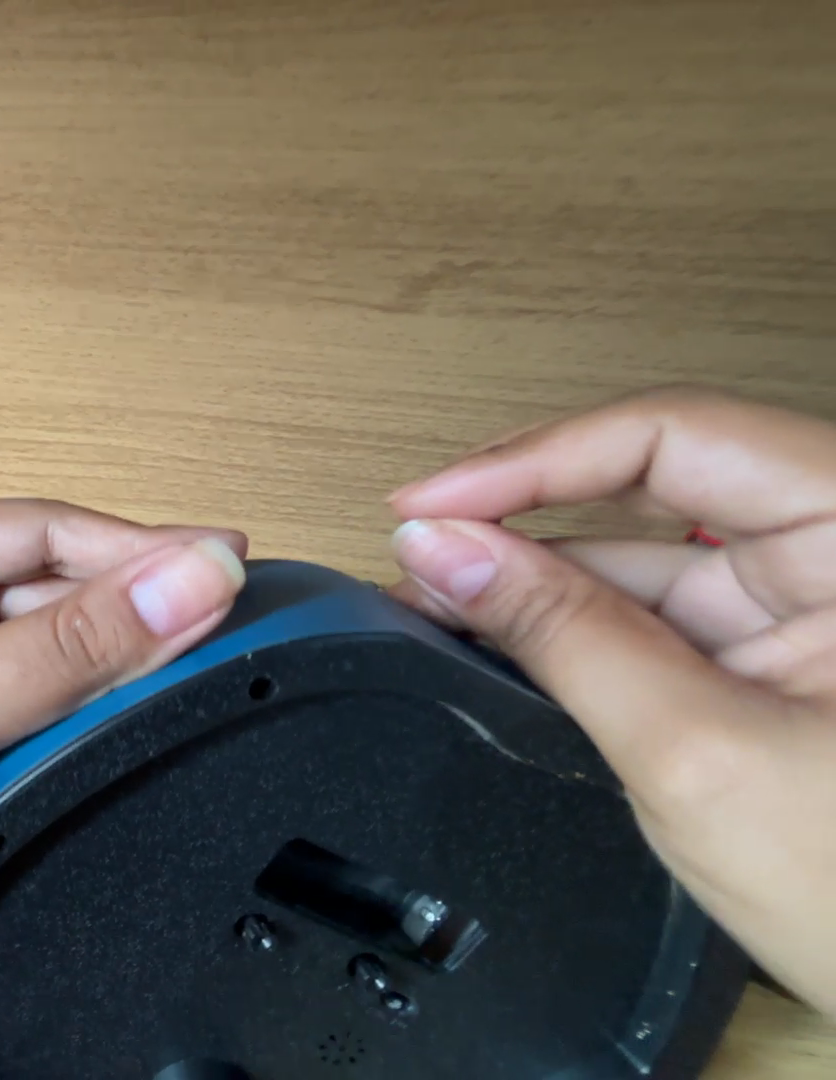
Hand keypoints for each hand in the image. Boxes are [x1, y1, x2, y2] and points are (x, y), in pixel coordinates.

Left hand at [0, 499, 247, 881]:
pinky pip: (39, 665)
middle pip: (53, 572)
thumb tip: (197, 577)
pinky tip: (133, 687)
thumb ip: (73, 648)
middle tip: (231, 613)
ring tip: (200, 649)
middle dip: (130, 595)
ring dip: (114, 639)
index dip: (135, 544)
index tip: (227, 561)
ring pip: (52, 620)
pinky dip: (85, 678)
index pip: (42, 529)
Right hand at [386, 387, 835, 1015]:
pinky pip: (636, 605)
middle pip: (648, 481)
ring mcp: (810, 604)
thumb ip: (555, 631)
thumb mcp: (691, 749)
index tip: (424, 504)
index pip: (676, 440)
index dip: (533, 461)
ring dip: (521, 572)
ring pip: (630, 549)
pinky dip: (552, 617)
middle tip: (417, 543)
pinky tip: (486, 630)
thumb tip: (436, 547)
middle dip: (515, 512)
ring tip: (431, 598)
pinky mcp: (769, 649)